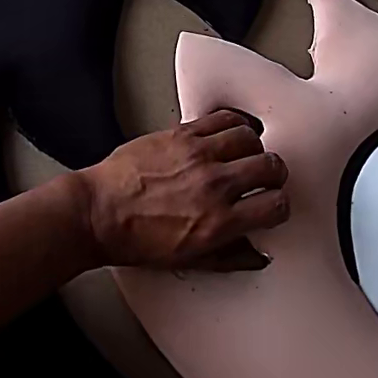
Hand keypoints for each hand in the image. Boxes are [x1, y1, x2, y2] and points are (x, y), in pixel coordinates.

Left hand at [70, 111, 289, 270]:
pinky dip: (233, 124)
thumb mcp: (189, 259)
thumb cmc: (135, 238)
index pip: (276, 205)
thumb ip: (231, 257)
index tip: (274, 202)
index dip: (280, 204)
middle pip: (270, 166)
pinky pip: (222, 118)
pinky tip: (230, 132)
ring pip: (250, 138)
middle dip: (274, 173)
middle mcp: (214, 186)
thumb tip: (258, 255)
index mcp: (219, 222)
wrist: (97, 214)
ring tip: (246, 153)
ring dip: (253, 147)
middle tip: (267, 176)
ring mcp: (198, 156)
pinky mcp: (181, 135)